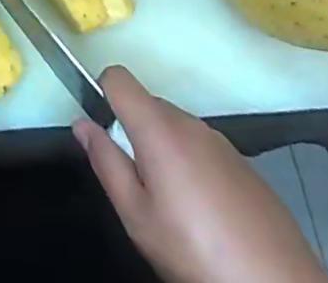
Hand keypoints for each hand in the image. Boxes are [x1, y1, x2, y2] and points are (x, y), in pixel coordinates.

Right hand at [74, 66, 327, 282]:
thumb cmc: (195, 249)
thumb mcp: (136, 215)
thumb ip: (105, 162)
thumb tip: (82, 125)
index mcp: (159, 129)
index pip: (119, 78)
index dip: (103, 95)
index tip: (105, 134)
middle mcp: (191, 124)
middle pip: (148, 105)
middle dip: (133, 132)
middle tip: (139, 184)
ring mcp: (222, 143)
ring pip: (176, 128)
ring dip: (163, 150)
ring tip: (173, 205)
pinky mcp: (245, 165)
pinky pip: (203, 149)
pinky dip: (193, 166)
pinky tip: (205, 214)